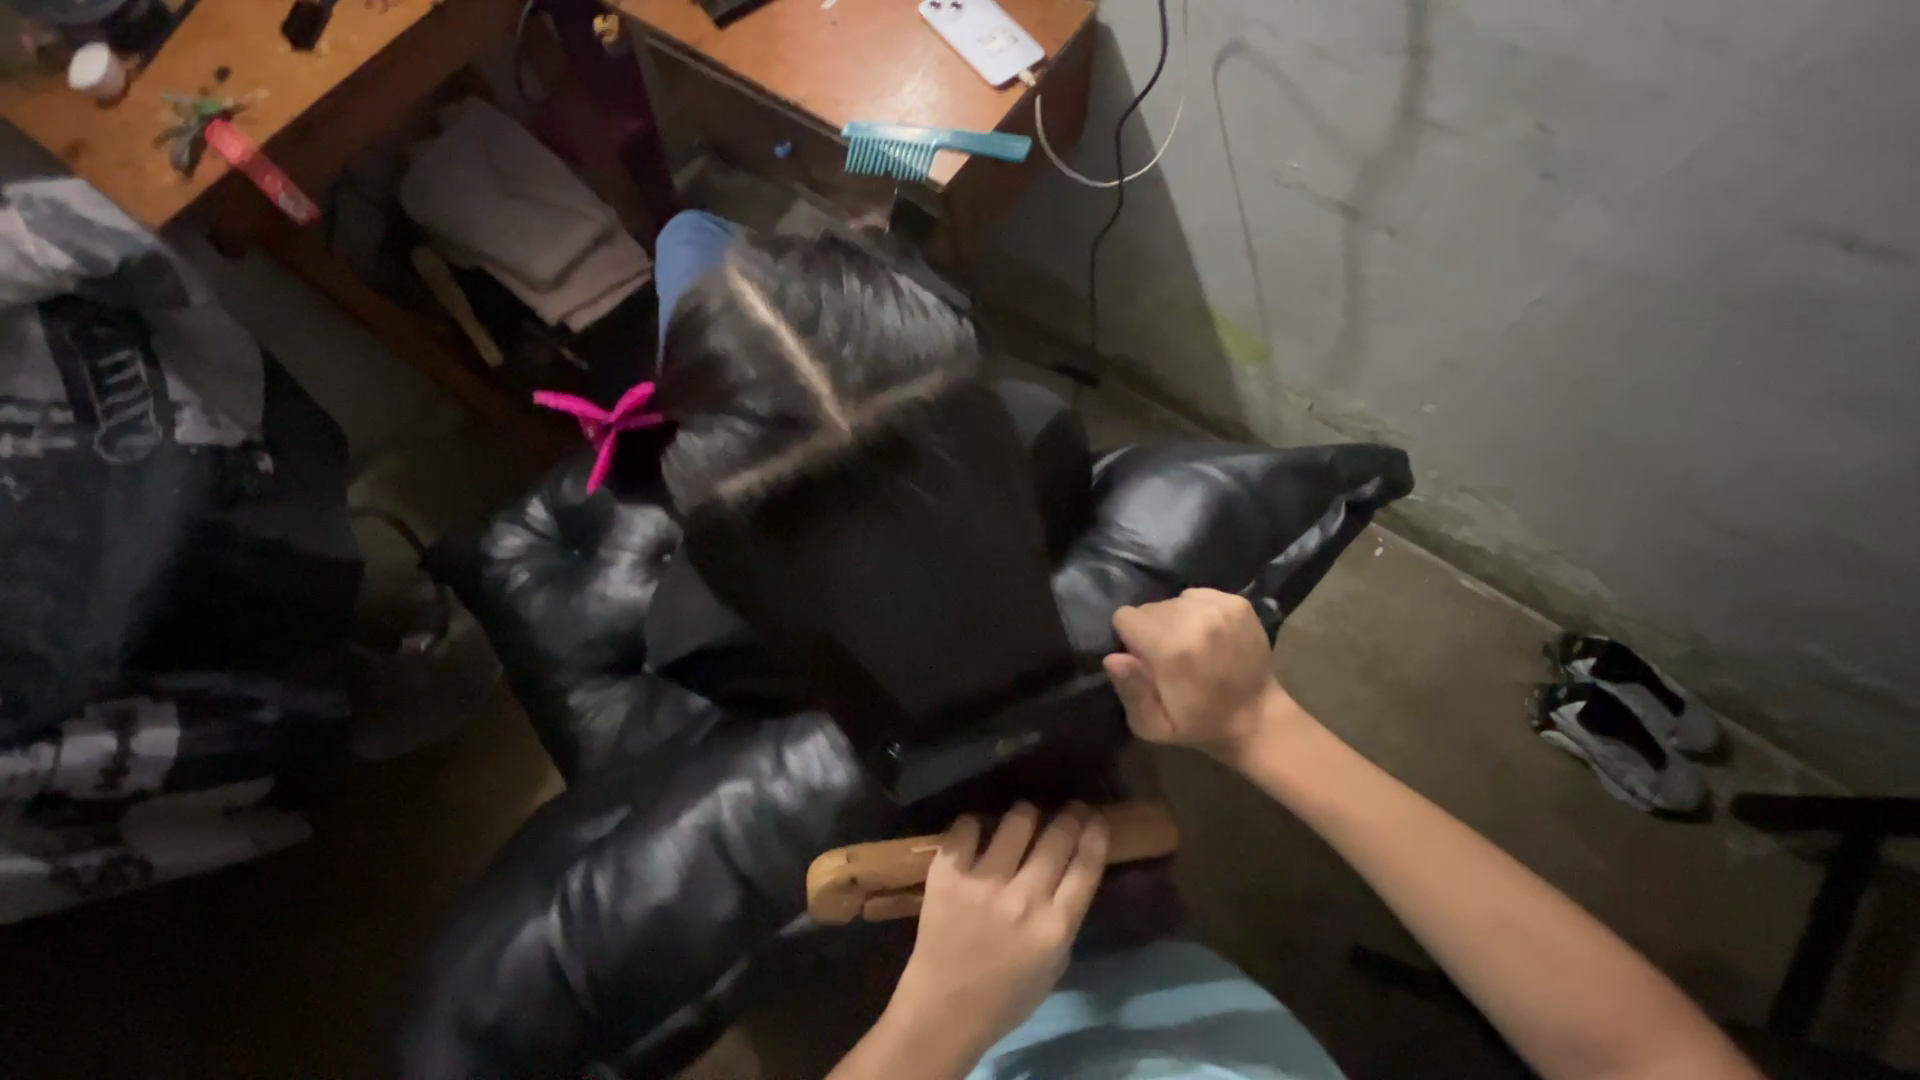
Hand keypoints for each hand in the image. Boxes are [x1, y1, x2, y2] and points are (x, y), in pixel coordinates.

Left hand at [882, 803, 1108, 1067]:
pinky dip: (976, 824)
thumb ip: (1065, 917)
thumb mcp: (1055, 964)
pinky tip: (980, 831)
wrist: (944, 1010)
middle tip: (1070, 808)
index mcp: (1055, 926)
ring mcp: (984, 882)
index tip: (1096, 818)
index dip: (1095, 834)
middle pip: (1057, 837)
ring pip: (1016, 821)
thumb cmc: (1006, 996)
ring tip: (1025, 815)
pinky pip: (967, 827)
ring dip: (1026, 814)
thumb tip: (1071, 870)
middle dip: (1069, 816)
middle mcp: (1024, 898)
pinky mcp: (948, 874)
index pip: (1086, 865)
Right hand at [1103, 588, 1295, 760]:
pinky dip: (1196, 612)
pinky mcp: (1238, 602)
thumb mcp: (1153, 725)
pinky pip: (1197, 596)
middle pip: (1149, 608)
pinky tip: (1209, 637)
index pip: (1125, 616)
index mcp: (1171, 648)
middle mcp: (1195, 618)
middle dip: (1152, 630)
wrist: (1258, 717)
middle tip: (1170, 659)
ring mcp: (1220, 607)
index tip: (1145, 661)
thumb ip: (1130, 690)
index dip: (1129, 640)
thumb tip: (1113, 657)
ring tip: (1192, 647)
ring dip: (1174, 620)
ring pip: (1173, 600)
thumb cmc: (1199, 725)